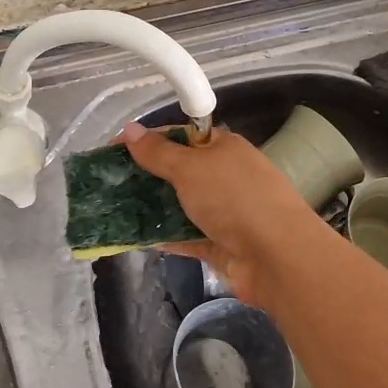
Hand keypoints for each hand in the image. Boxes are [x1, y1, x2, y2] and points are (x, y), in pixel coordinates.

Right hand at [120, 121, 325, 307]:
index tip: (114, 149)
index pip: (178, 136)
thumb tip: (130, 130)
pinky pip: (184, 237)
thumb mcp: (191, 168)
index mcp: (222, 147)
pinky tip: (135, 237)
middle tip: (108, 183)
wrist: (279, 257)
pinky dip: (163, 236)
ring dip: (151, 208)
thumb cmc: (235, 198)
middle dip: (144, 176)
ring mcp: (223, 212)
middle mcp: (223, 176)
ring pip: (179, 206)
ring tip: (113, 210)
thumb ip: (158, 153)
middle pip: (177, 172)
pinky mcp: (219, 244)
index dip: (146, 140)